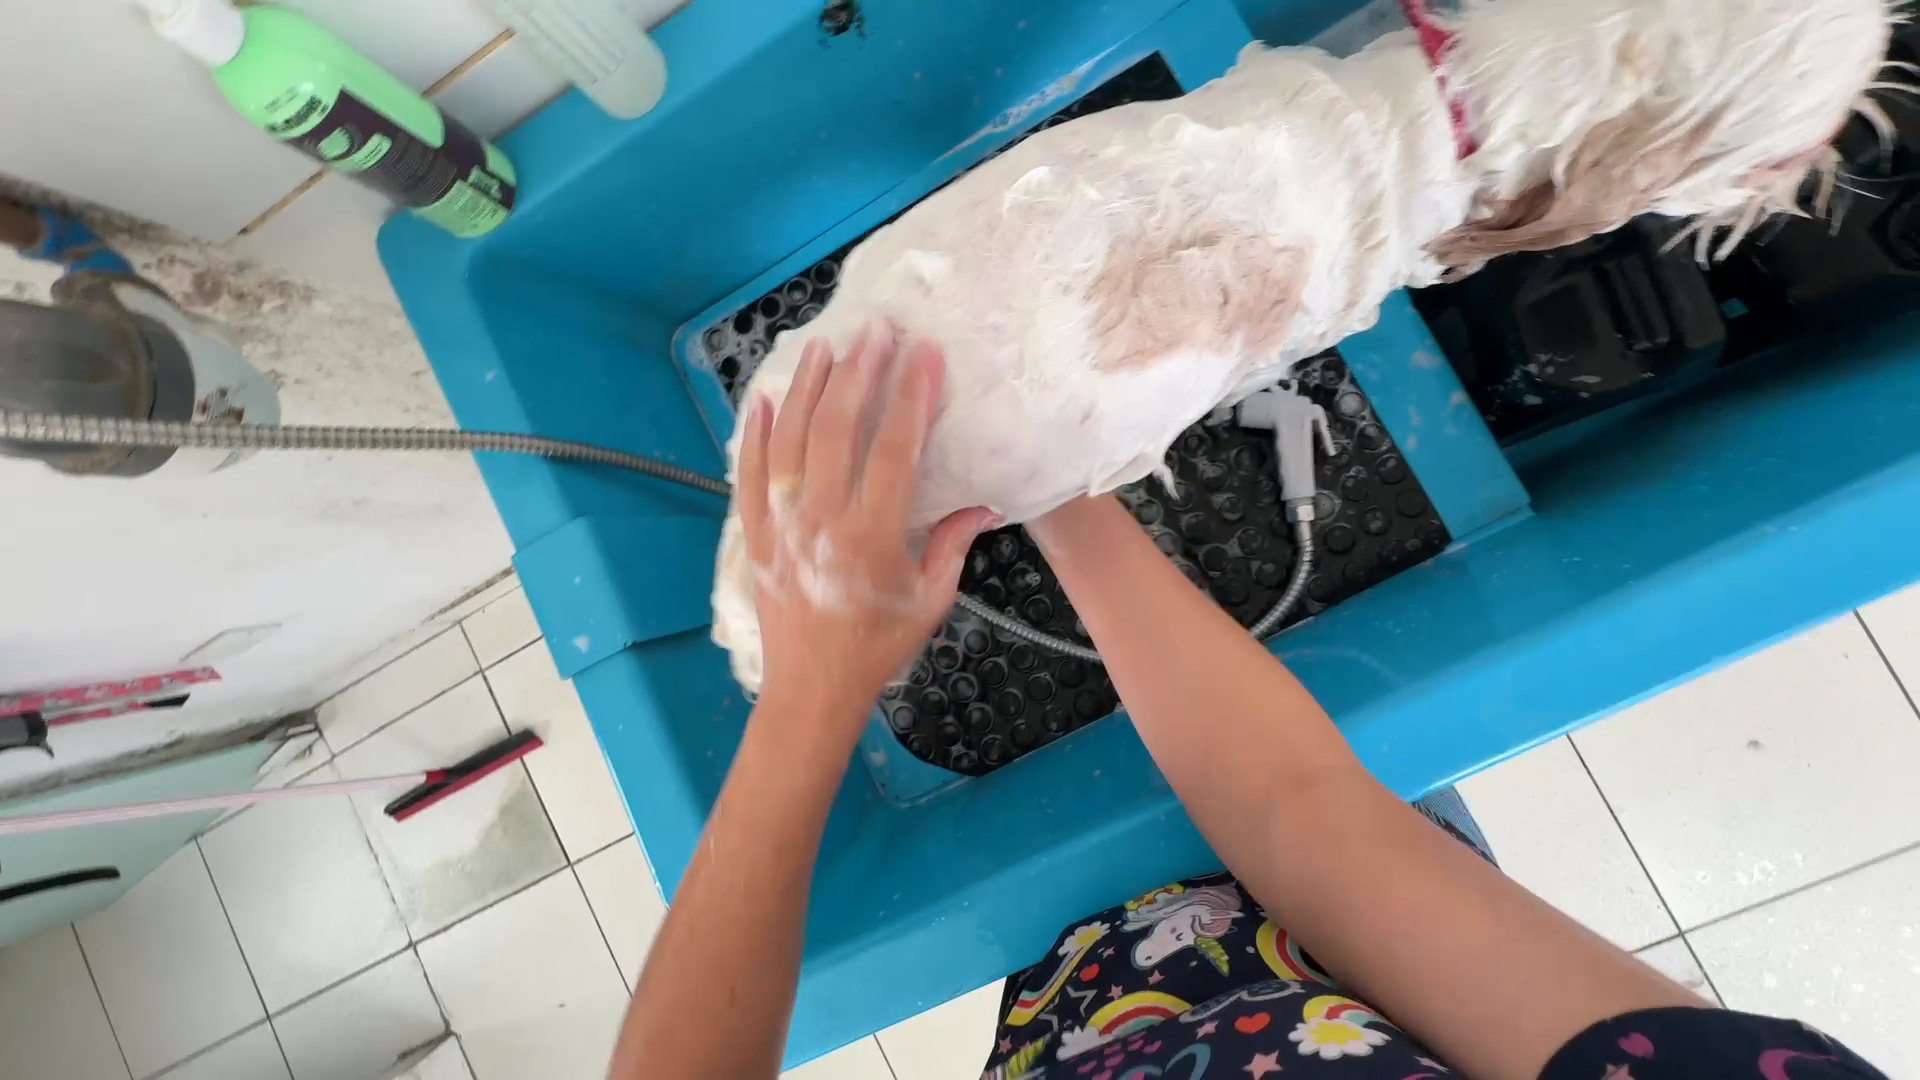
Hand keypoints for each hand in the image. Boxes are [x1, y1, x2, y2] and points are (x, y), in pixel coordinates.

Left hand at [737, 321, 997, 732]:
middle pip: (838, 430)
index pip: (895, 450)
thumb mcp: (930, 600)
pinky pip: (749, 474)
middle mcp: (821, 520)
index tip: (924, 355)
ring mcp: (780, 524)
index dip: (911, 397)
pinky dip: (755, 435)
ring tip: (825, 345)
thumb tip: (985, 503)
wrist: (811, 688)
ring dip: (808, 388)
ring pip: (790, 440)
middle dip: (859, 373)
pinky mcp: (753, 534)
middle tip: (876, 330)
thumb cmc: (877, 646)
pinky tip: (765, 400)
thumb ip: (952, 545)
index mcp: (871, 535)